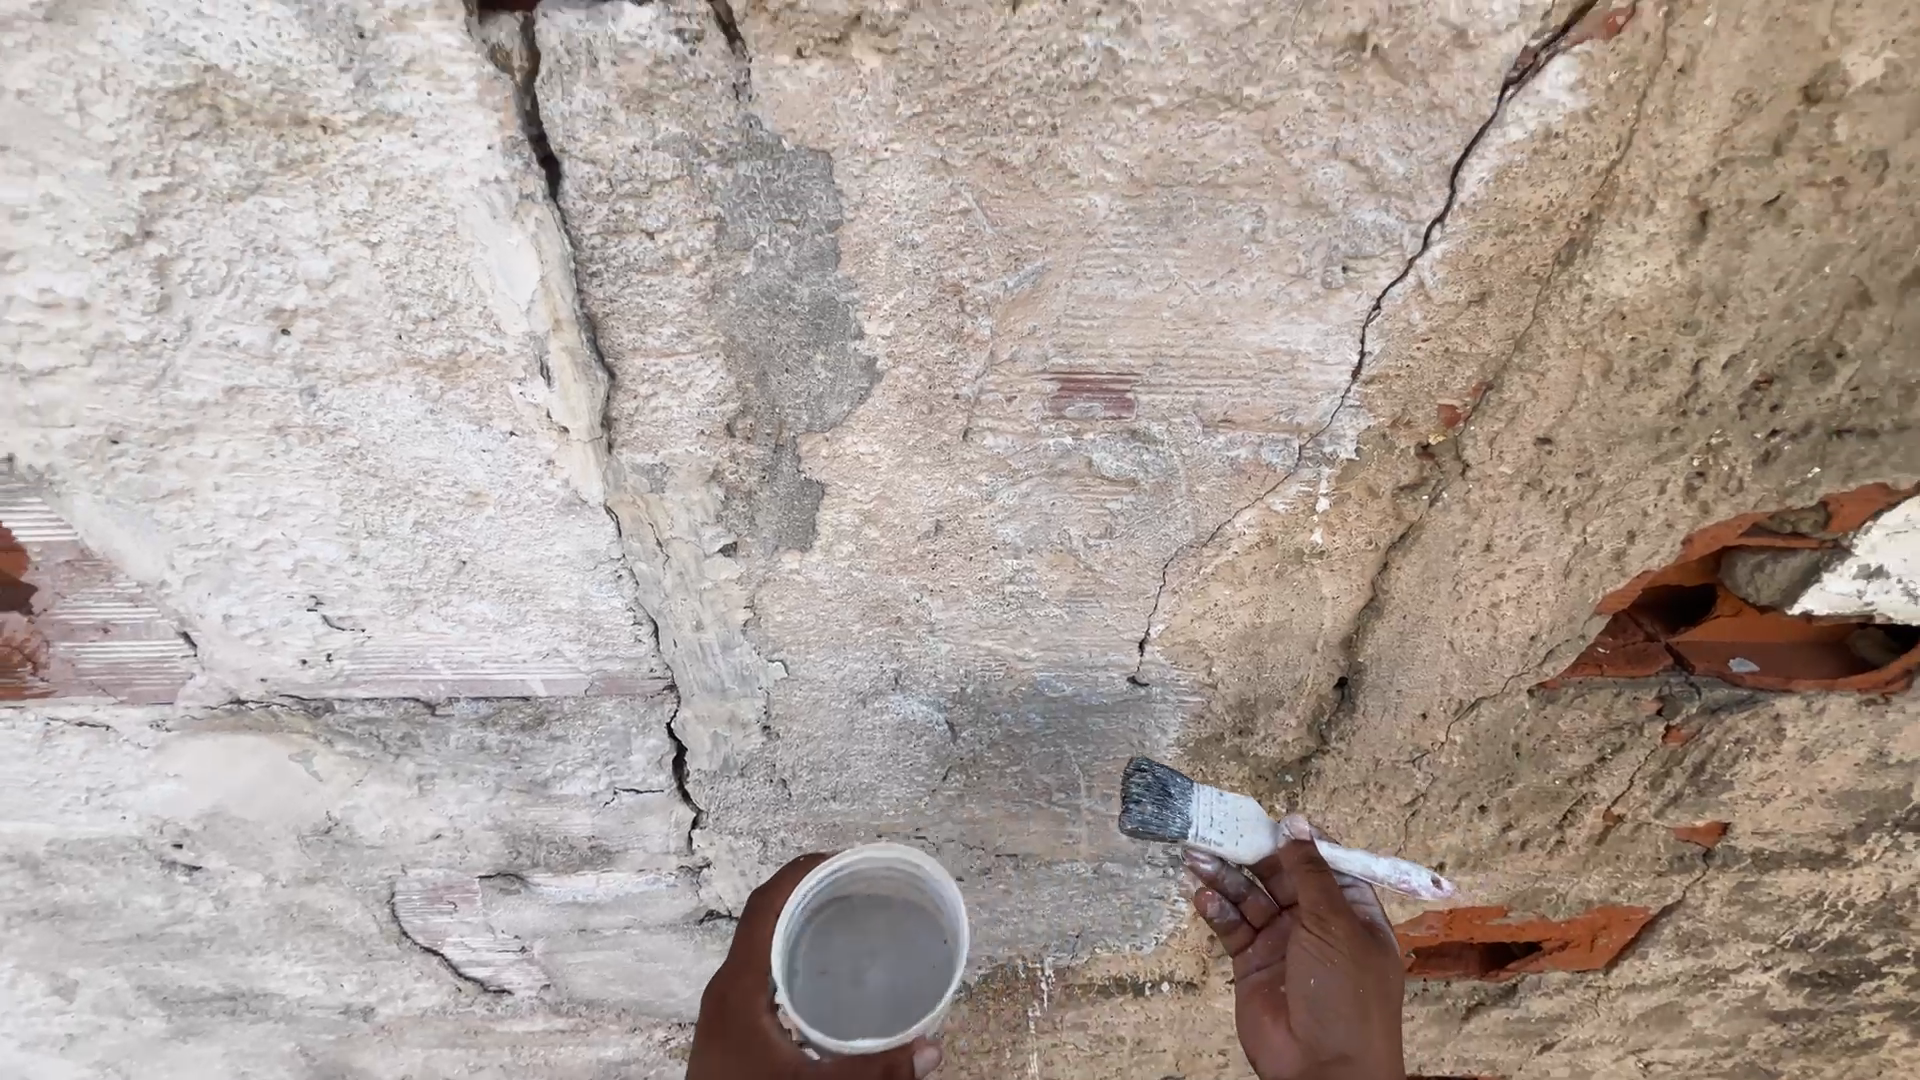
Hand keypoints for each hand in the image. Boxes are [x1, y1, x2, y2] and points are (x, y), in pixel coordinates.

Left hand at [688, 853, 944, 1079]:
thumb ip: (873, 1072)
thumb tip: (934, 1049)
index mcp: (738, 986)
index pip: (764, 905)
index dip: (800, 872)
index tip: (843, 859)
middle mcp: (727, 988)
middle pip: (765, 917)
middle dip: (807, 890)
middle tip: (857, 884)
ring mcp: (726, 1008)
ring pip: (761, 943)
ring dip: (798, 920)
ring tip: (846, 916)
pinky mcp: (732, 1029)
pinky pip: (762, 968)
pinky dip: (791, 951)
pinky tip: (823, 972)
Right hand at [1185, 815, 1406, 1079]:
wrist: (1322, 1071)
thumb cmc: (1344, 994)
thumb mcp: (1334, 925)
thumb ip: (1310, 872)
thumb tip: (1297, 822)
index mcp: (1349, 911)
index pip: (1323, 862)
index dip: (1297, 839)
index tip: (1268, 818)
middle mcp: (1315, 922)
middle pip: (1278, 873)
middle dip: (1249, 852)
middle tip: (1216, 830)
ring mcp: (1281, 941)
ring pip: (1249, 896)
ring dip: (1223, 876)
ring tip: (1195, 859)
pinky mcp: (1251, 961)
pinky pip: (1231, 925)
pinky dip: (1216, 908)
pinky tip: (1202, 897)